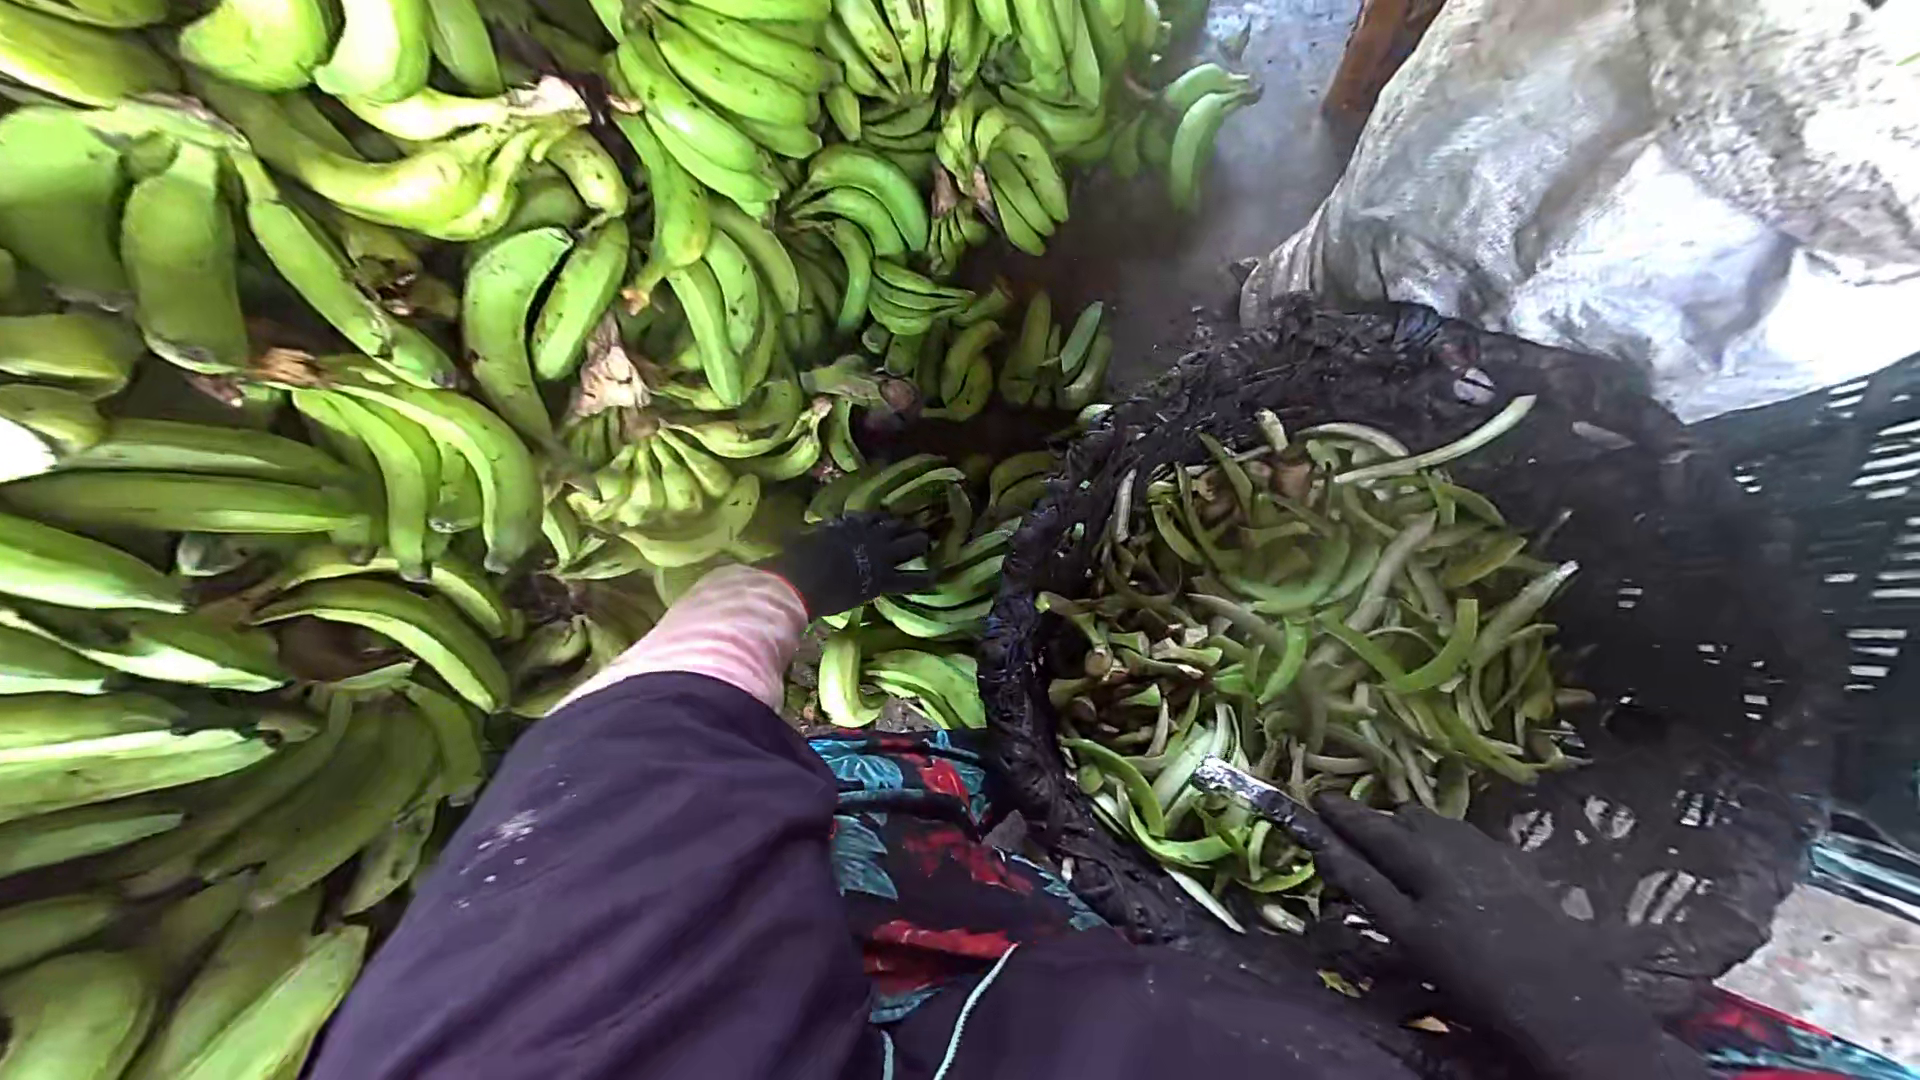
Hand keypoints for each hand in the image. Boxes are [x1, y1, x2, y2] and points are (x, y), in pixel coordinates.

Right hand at [759, 513, 933, 617]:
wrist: (801, 581)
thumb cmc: (793, 559)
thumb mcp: (804, 537)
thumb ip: (814, 534)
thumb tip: (809, 533)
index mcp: (847, 524)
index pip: (869, 517)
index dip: (879, 519)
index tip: (886, 519)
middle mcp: (868, 534)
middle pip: (894, 524)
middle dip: (905, 525)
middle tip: (916, 526)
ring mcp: (879, 555)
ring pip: (910, 544)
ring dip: (919, 542)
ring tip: (928, 542)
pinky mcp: (883, 579)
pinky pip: (910, 579)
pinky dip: (924, 578)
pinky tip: (936, 577)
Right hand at [1304, 795, 1710, 1079]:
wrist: (1572, 1010)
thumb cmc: (1472, 973)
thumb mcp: (1403, 929)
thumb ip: (1358, 876)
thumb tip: (1317, 837)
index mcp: (1416, 850)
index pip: (1361, 817)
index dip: (1333, 808)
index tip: (1312, 802)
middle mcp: (1449, 835)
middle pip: (1396, 814)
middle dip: (1373, 824)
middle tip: (1360, 850)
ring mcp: (1486, 845)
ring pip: (1430, 823)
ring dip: (1408, 833)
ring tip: (1402, 864)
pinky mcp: (1515, 861)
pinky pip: (1463, 838)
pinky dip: (1442, 845)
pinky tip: (1448, 877)